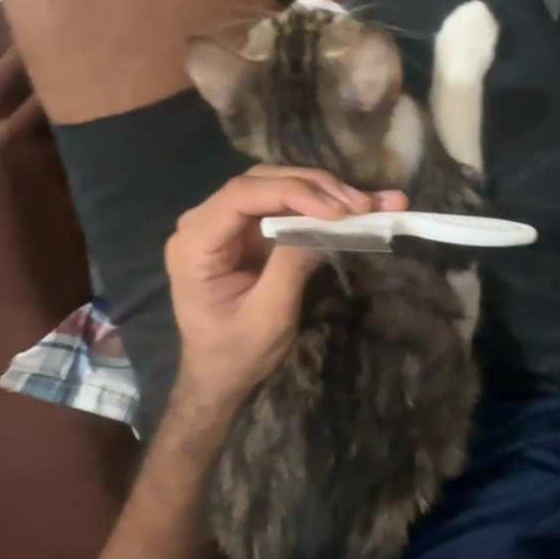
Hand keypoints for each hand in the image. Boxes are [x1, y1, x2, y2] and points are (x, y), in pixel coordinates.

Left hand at [165, 166, 405, 411]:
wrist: (220, 376)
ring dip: (322, 191)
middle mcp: (203, 222)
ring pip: (276, 185)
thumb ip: (290, 267)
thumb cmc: (236, 353)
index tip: (338, 210)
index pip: (241, 195)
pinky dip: (318, 204)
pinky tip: (354, 207)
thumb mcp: (268, 317)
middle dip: (315, 188)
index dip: (292, 192)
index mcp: (194, 244)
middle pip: (261, 182)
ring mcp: (225, 222)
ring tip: (365, 205)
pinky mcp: (247, 229)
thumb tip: (325, 225)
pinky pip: (283, 204)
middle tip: (361, 205)